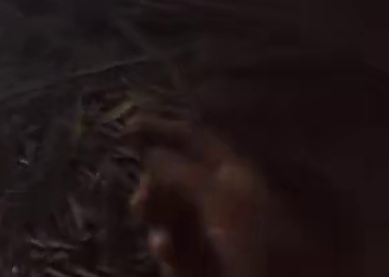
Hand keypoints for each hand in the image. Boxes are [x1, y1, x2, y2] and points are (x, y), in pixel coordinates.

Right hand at [129, 122, 331, 276]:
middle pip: (178, 176)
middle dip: (154, 184)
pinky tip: (166, 259)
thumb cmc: (262, 244)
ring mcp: (220, 235)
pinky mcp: (213, 271)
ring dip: (160, 223)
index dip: (161, 128)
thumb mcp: (219, 198)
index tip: (127, 127)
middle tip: (138, 203)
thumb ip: (181, 172)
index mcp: (232, 170)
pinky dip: (169, 255)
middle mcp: (224, 195)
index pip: (191, 136)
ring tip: (158, 241)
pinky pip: (181, 255)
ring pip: (175, 217)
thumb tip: (150, 151)